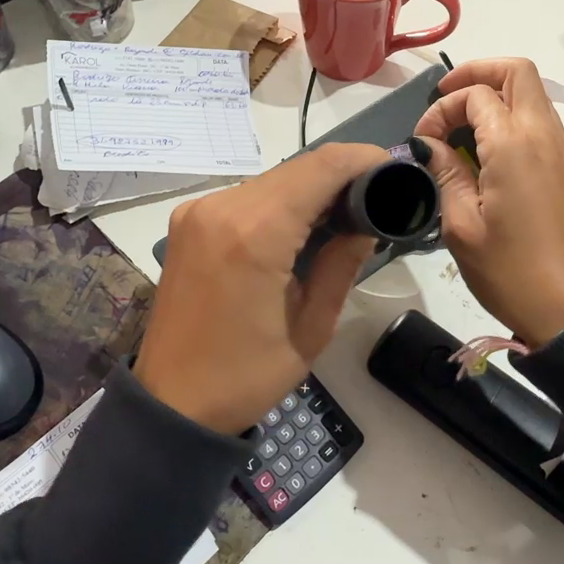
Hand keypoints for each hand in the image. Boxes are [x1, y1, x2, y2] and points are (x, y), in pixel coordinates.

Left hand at [136, 143, 389, 434]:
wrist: (171, 404)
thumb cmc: (245, 377)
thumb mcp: (311, 327)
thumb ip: (342, 263)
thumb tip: (366, 223)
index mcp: (255, 233)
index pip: (321, 168)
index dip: (362, 159)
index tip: (393, 170)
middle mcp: (222, 207)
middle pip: (296, 168)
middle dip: (340, 175)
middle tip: (376, 198)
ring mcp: (198, 211)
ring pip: (271, 179)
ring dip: (309, 188)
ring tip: (343, 214)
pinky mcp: (187, 221)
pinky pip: (246, 196)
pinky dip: (279, 201)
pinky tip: (299, 226)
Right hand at [415, 58, 563, 347]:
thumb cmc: (509, 271)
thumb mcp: (461, 225)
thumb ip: (445, 173)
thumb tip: (430, 145)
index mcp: (515, 144)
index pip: (476, 95)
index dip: (442, 108)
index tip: (424, 141)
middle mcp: (544, 134)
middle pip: (518, 72)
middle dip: (478, 73)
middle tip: (446, 98)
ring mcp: (563, 150)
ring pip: (533, 94)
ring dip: (497, 95)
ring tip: (462, 127)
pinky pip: (541, 122)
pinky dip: (513, 118)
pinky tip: (488, 151)